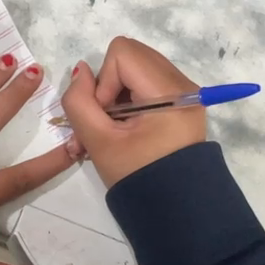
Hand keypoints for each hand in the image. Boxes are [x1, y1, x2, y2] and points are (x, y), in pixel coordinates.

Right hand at [60, 37, 205, 186]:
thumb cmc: (138, 178)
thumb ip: (79, 102)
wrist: (175, 210)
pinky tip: (124, 127)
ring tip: (111, 127)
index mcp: (170, 92)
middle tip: (104, 121)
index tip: (104, 116)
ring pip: (138, 68)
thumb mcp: (99, 142)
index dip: (103, 80)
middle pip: (131, 56)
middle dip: (109, 85)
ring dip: (116, 93)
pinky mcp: (182, 102)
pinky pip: (148, 83)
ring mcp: (185, 92)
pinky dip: (130, 99)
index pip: (123, 53)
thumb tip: (80, 69)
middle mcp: (183, 84)